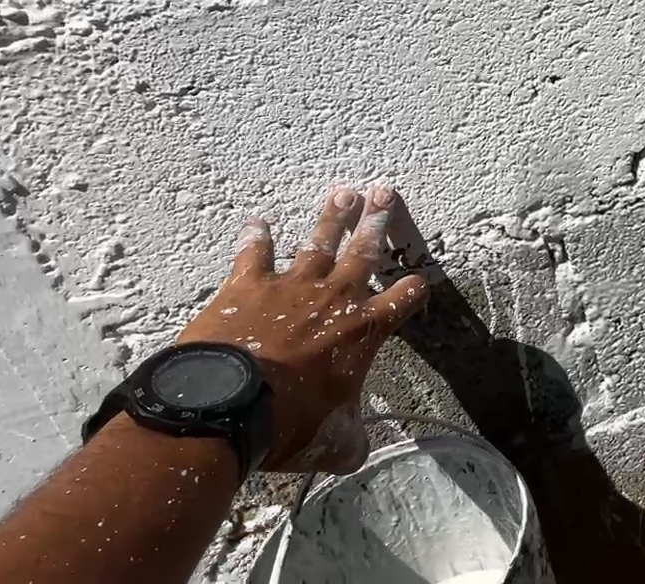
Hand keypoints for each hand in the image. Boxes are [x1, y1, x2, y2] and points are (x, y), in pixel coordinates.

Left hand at [177, 184, 428, 472]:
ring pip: (320, 241)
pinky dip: (256, 238)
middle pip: (366, 250)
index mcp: (363, 329)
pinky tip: (257, 222)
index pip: (404, 299)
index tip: (418, 283)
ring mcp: (293, 286)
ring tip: (344, 192)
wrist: (226, 407)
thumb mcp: (332, 441)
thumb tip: (361, 453)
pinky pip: (254, 254)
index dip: (414, 290)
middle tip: (385, 191)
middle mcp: (336, 298)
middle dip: (378, 220)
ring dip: (333, 216)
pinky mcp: (248, 286)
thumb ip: (352, 439)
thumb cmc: (288, 423)